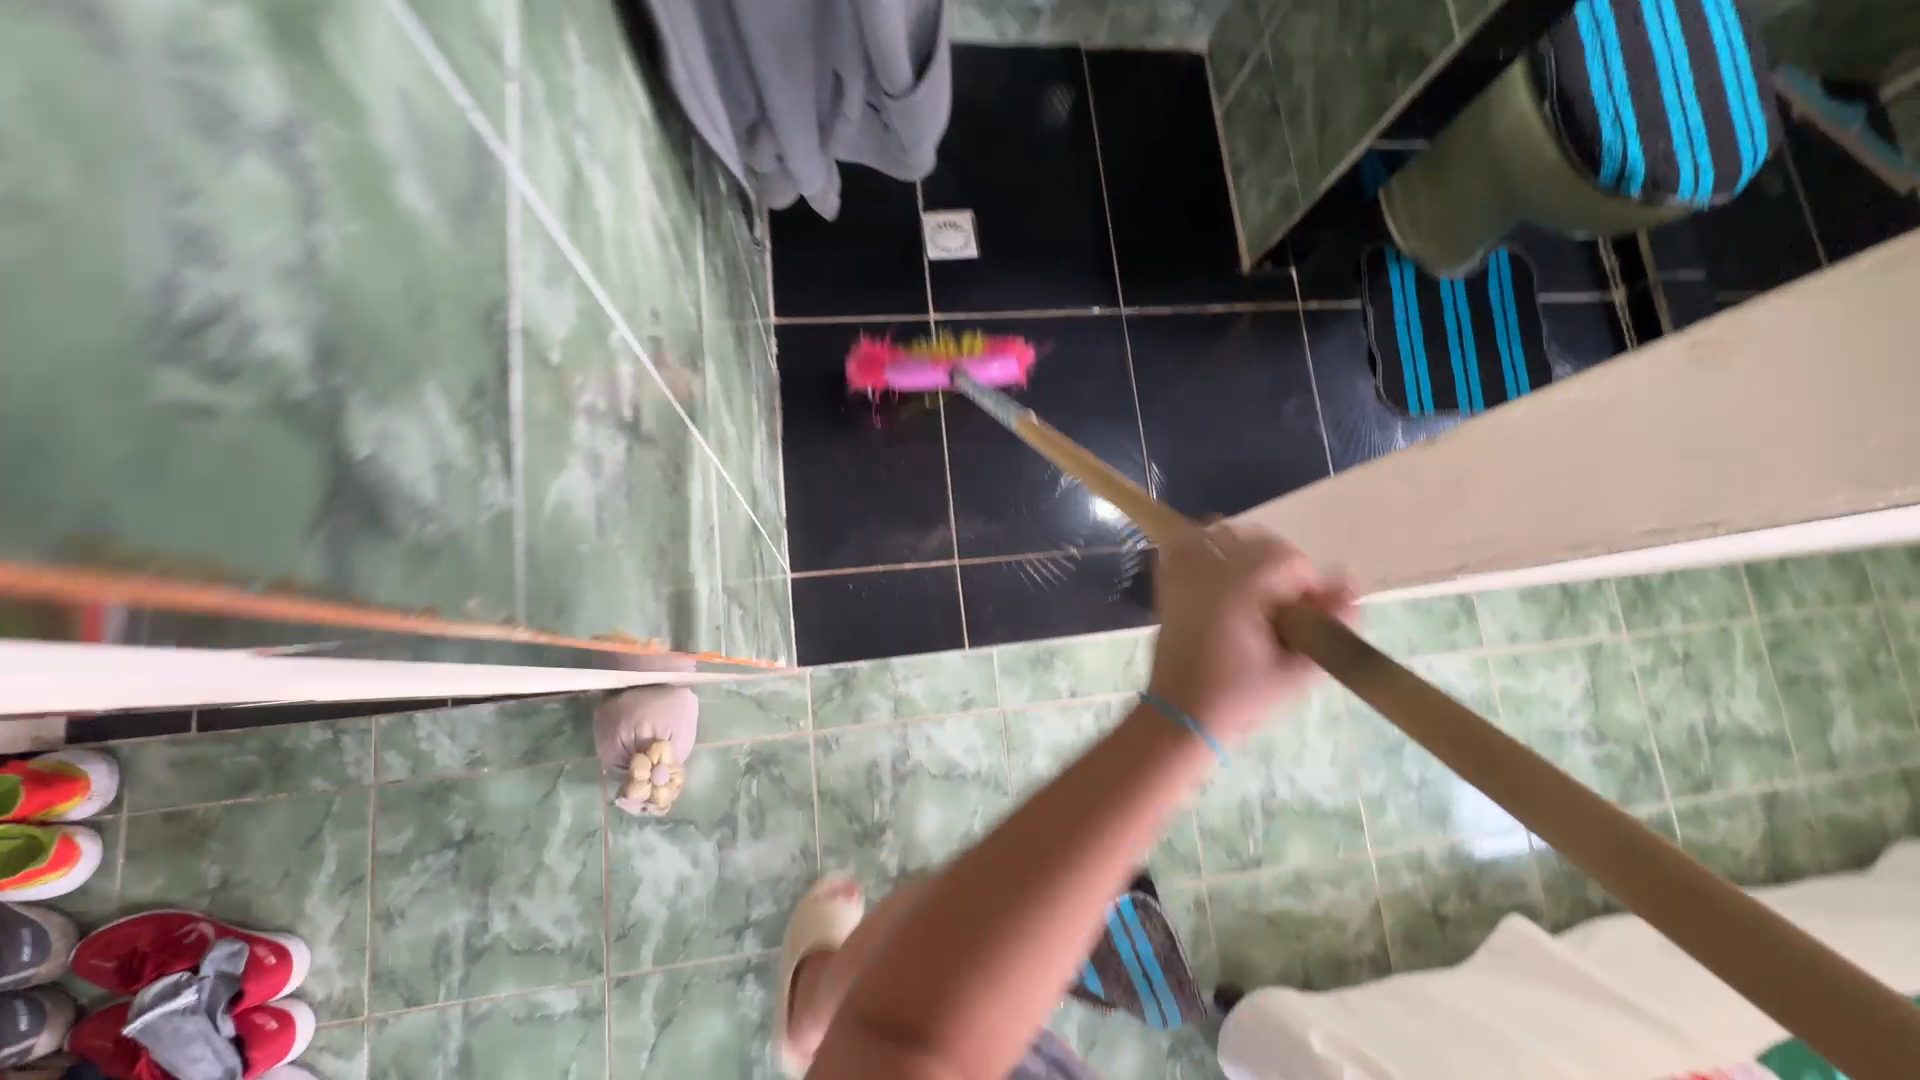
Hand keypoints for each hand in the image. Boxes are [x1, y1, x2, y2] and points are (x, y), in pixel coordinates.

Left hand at [1145, 522, 1354, 741]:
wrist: (1180, 714)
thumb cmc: (1238, 698)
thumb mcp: (1295, 671)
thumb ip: (1330, 627)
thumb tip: (1353, 588)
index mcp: (1241, 589)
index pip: (1289, 558)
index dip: (1309, 582)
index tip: (1312, 613)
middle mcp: (1210, 572)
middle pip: (1259, 541)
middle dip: (1282, 565)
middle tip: (1288, 605)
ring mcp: (1184, 575)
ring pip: (1222, 534)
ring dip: (1246, 551)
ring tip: (1259, 589)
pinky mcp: (1167, 585)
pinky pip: (1181, 544)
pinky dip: (1200, 545)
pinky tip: (1216, 566)